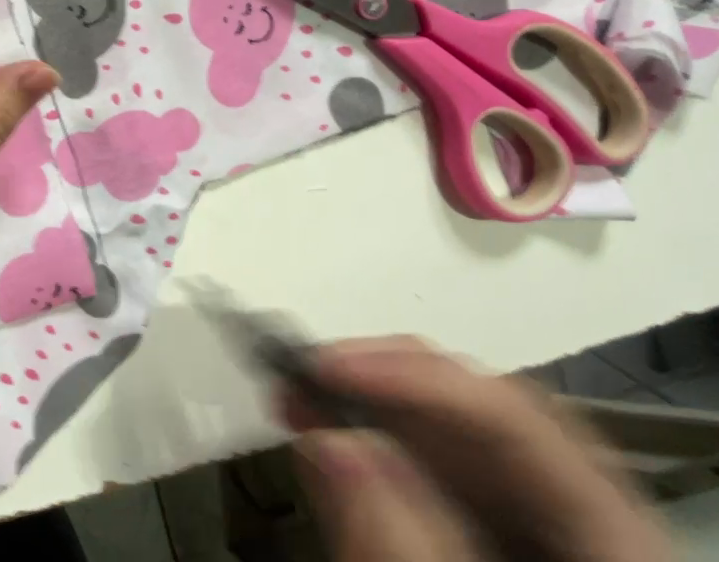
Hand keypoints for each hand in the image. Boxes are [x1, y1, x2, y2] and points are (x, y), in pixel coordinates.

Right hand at [284, 338, 671, 561]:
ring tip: (291, 390)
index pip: (519, 419)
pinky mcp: (485, 517)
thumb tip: (329, 442)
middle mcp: (583, 509)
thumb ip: (404, 542)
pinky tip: (317, 422)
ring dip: (362, 400)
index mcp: (615, 538)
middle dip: (383, 378)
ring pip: (453, 427)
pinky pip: (428, 457)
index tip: (320, 364)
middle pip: (489, 410)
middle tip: (298, 371)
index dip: (414, 377)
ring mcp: (534, 513)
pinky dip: (364, 433)